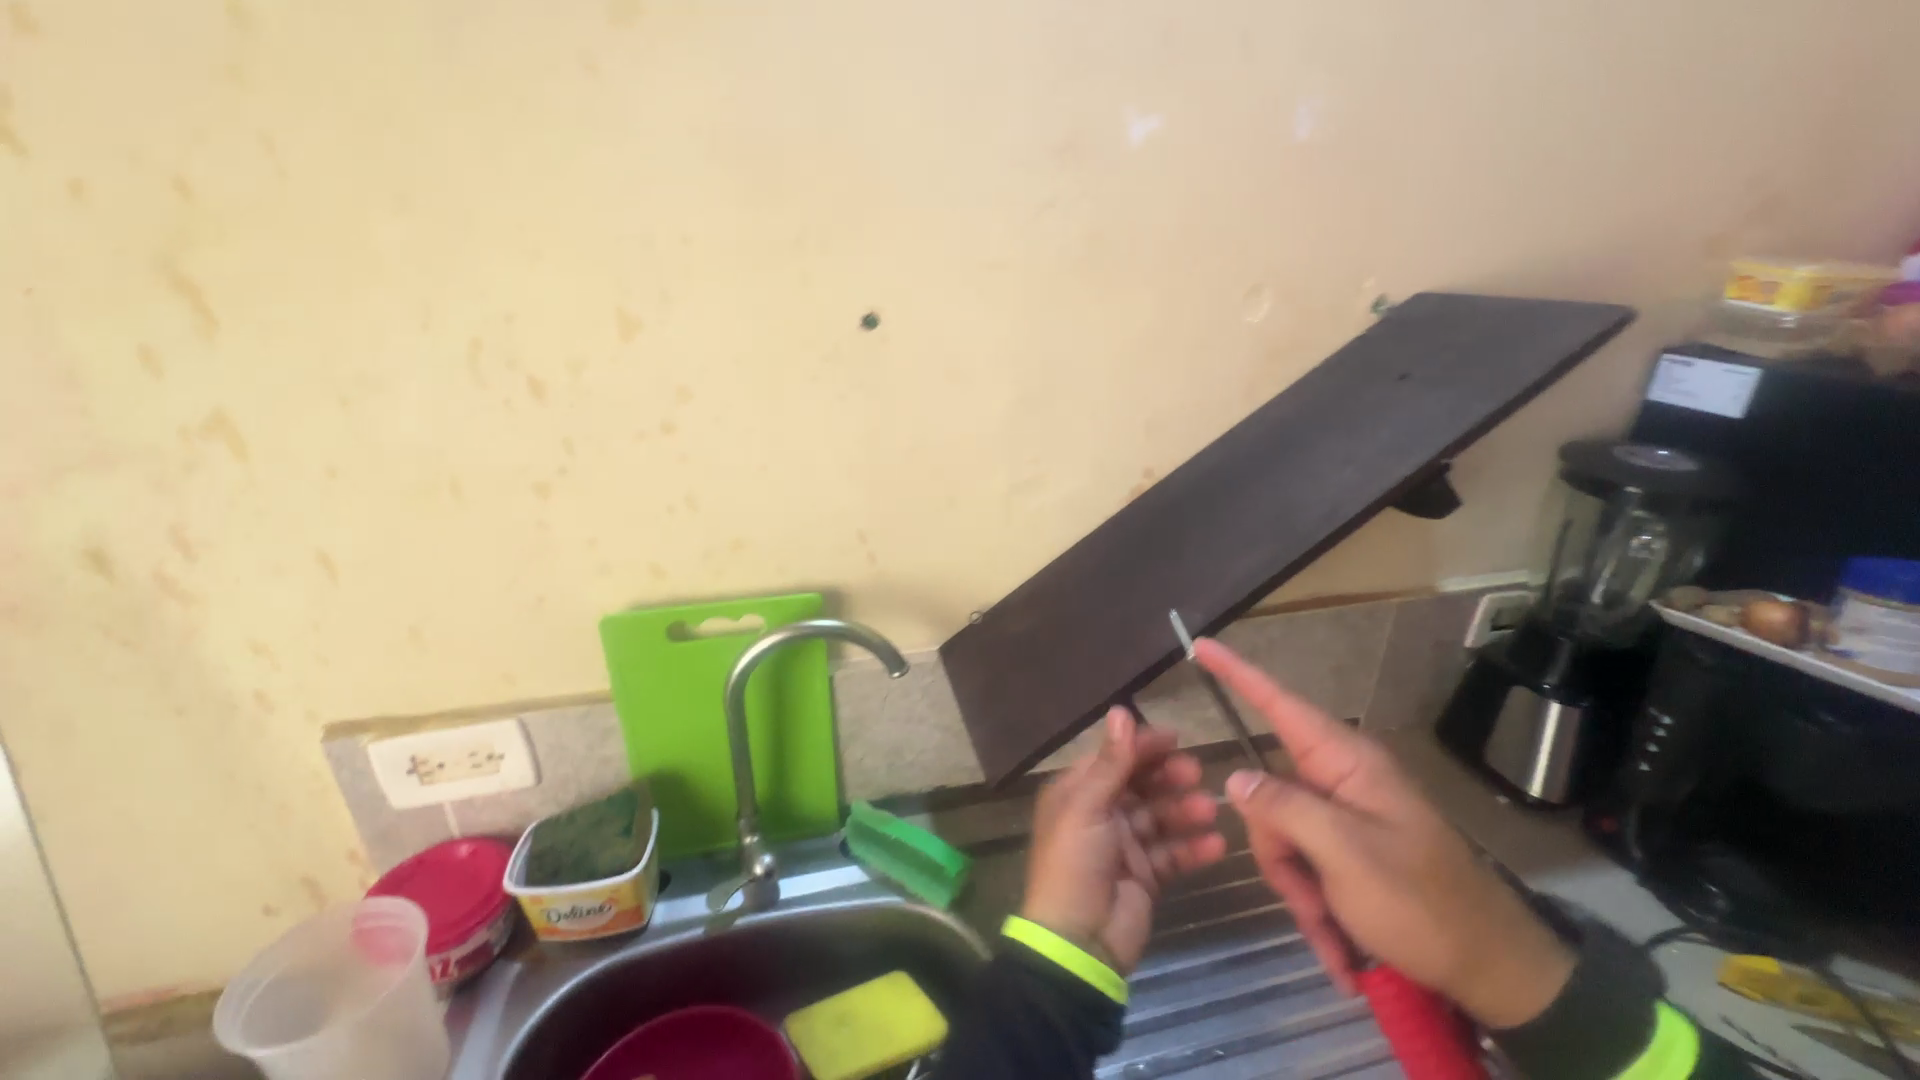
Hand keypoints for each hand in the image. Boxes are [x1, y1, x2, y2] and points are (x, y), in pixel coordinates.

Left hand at [1020, 707, 1227, 974]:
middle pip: (1140, 786)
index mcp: (1076, 794)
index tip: (1175, 738)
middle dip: (1167, 777)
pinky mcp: (1146, 876)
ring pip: (1160, 818)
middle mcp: (1100, 815)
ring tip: (1208, 810)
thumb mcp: (1087, 807)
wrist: (1079, 941)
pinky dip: (1194, 848)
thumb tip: (1121, 710)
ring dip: (1184, 812)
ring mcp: (1124, 847)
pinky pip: (1173, 854)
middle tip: (1196, 772)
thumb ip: (1111, 762)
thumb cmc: (1074, 863)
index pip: (1113, 759)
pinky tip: (1217, 845)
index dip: (1141, 746)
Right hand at [1192, 638, 1575, 1028]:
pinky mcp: (1348, 851)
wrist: (1490, 969)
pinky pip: (1304, 865)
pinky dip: (1315, 907)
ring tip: (1332, 929)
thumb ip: (1284, 808)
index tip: (1203, 646)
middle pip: (1269, 794)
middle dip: (1277, 851)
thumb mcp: (1346, 855)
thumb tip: (1236, 778)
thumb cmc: (1421, 904)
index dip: (1239, 675)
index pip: (1280, 706)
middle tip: (1306, 897)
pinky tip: (1340, 948)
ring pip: (1281, 836)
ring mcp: (1344, 818)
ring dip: (1297, 887)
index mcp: (1347, 764)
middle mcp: (1341, 781)